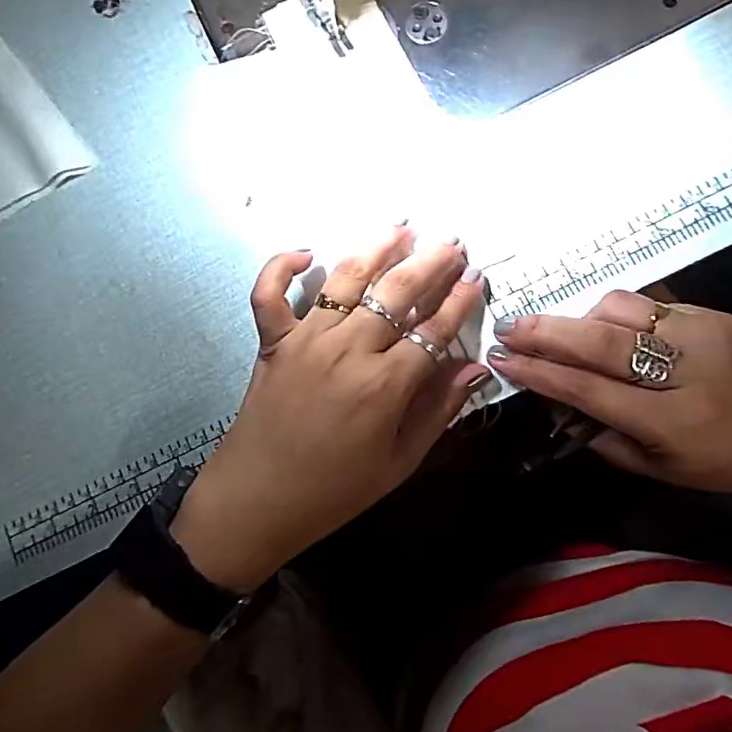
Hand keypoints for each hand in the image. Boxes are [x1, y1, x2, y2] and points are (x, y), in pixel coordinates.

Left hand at [171, 228, 488, 591]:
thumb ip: (439, 410)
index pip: (433, 330)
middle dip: (430, 264)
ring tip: (401, 229)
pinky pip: (270, 294)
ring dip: (377, 250)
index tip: (476, 278)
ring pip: (346, 281)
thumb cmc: (335, 490)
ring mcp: (305, 341)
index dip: (459, 301)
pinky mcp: (272, 342)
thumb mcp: (400, 461)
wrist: (256, 502)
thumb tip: (475, 368)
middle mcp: (347, 351)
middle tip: (452, 243)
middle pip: (396, 294)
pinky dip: (281, 267)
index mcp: (384, 386)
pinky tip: (305, 253)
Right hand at [488, 292, 731, 513]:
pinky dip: (619, 317)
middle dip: (548, 332)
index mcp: (674, 422)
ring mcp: (705, 333)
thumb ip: (601, 434)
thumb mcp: (654, 467)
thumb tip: (555, 397)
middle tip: (510, 327)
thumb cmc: (713, 463)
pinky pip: (649, 304)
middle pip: (604, 341)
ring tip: (563, 334)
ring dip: (584, 319)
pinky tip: (609, 332)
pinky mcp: (714, 314)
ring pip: (623, 308)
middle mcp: (690, 370)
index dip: (543, 373)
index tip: (504, 359)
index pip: (593, 390)